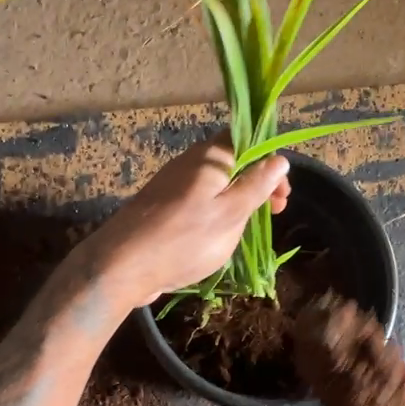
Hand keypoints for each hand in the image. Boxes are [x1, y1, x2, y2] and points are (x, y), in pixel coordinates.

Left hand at [87, 139, 290, 307]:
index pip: (246, 140)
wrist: (122, 265)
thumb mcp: (230, 214)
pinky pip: (199, 201)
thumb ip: (256, 185)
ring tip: (251, 226)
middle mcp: (190, 163)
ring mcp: (174, 185)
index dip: (269, 161)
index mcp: (209, 158)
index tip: (282, 192)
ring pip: (216, 184)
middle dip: (257, 183)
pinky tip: (220, 234)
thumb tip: (279, 159)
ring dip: (239, 200)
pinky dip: (217, 211)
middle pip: (232, 162)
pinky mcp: (164, 207)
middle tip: (275, 212)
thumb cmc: (183, 239)